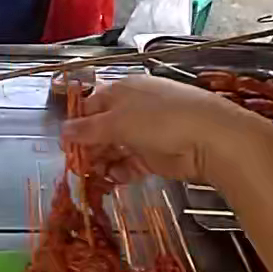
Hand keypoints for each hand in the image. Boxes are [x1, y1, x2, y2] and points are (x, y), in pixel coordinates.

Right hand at [60, 75, 264, 184]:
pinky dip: (122, 172)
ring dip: (103, 163)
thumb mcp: (118, 121)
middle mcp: (134, 109)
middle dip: (89, 149)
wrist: (210, 138)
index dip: (77, 126)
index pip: (91, 106)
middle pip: (102, 130)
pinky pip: (132, 164)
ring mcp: (147, 133)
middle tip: (78, 168)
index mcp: (123, 91)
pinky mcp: (158, 156)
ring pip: (116, 148)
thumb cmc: (161, 119)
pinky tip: (115, 180)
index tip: (65, 147)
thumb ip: (88, 129)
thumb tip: (63, 131)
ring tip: (94, 178)